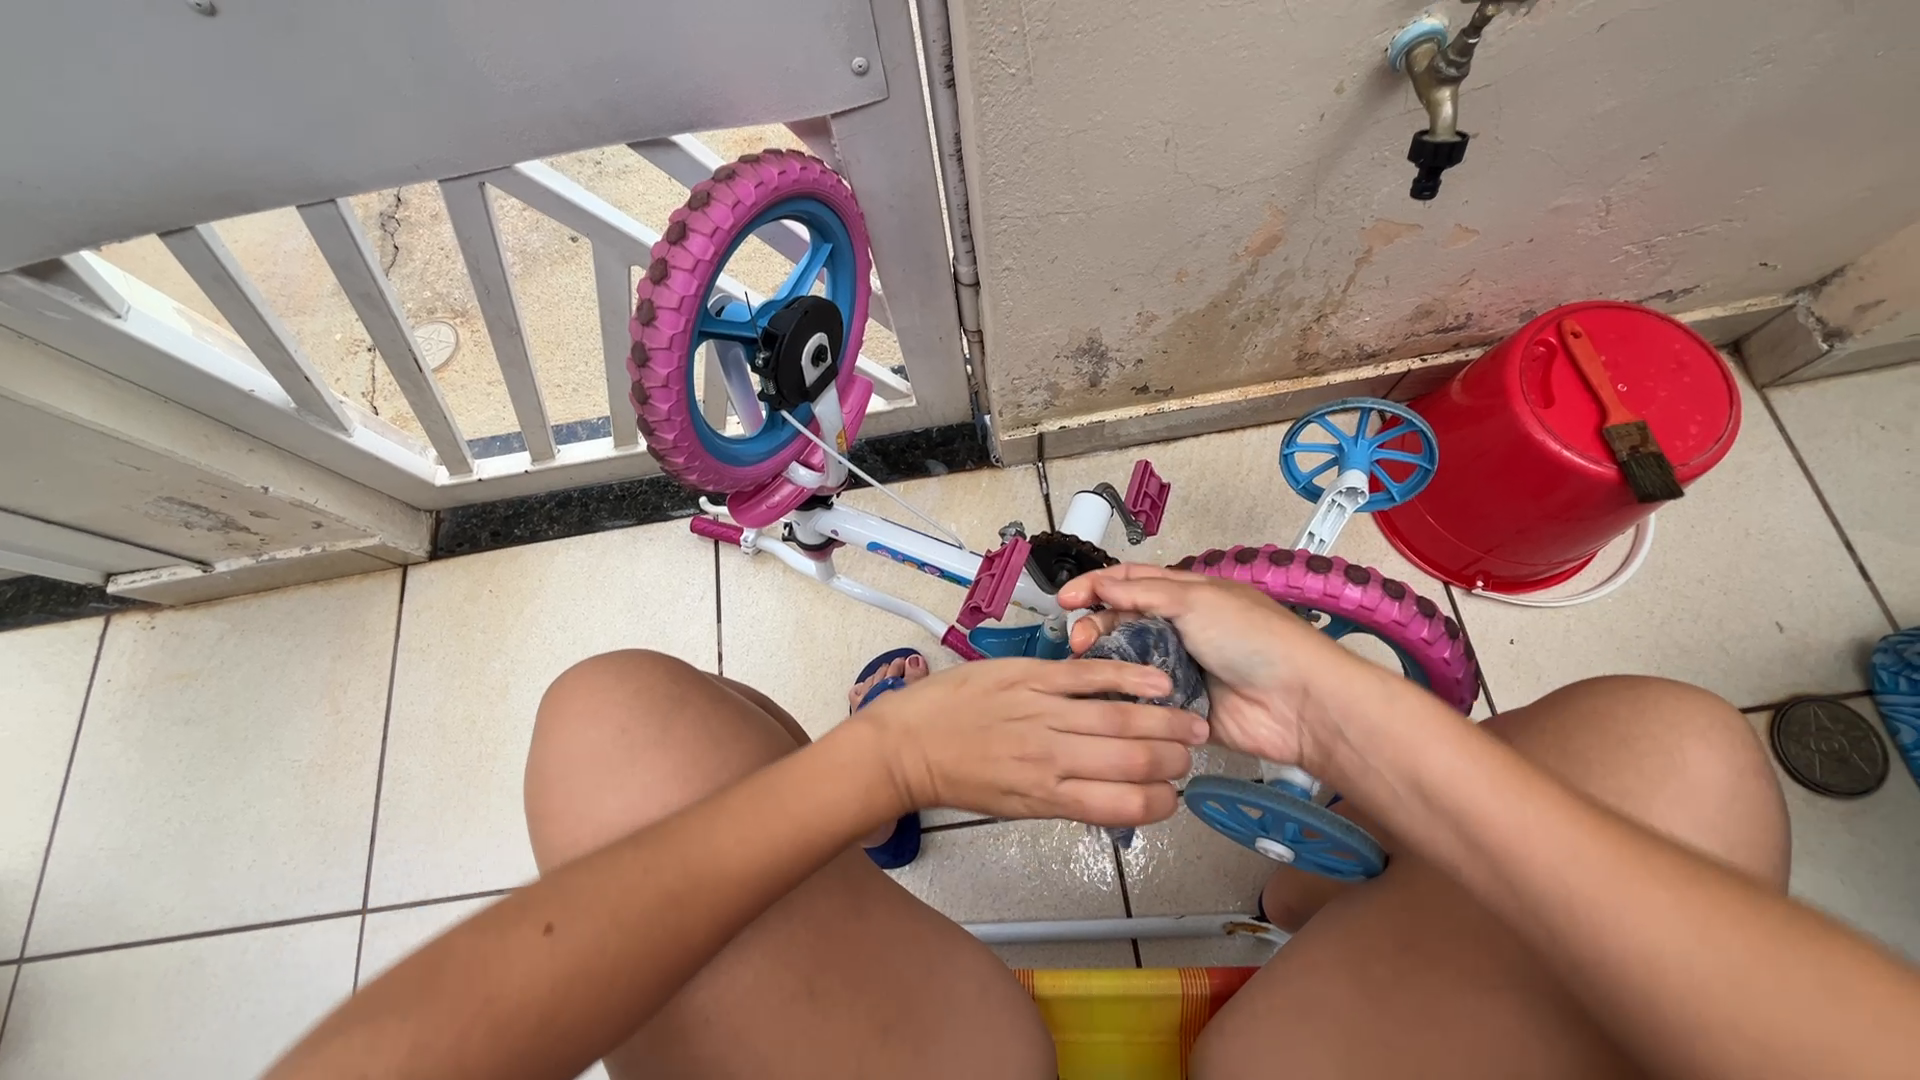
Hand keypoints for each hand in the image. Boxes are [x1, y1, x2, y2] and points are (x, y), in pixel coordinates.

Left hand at [849, 657, 1209, 826]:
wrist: (906, 746)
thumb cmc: (958, 780)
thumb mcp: (1013, 806)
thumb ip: (1064, 797)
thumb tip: (1111, 791)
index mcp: (1048, 796)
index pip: (1123, 805)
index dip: (1160, 802)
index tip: (1172, 795)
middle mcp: (1051, 757)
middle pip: (1132, 760)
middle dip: (1173, 760)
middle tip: (1192, 753)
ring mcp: (1041, 712)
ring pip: (1119, 718)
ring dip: (1165, 721)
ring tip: (1193, 723)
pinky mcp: (1030, 677)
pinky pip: (1088, 676)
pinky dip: (1128, 677)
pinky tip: (1159, 681)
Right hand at [1060, 564, 1371, 773]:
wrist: (1297, 703)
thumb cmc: (1251, 639)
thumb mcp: (1197, 601)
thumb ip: (1145, 592)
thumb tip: (1102, 584)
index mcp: (1187, 594)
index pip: (1131, 582)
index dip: (1096, 586)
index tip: (1065, 599)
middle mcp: (1179, 627)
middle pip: (1123, 621)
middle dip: (1096, 625)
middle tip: (1080, 642)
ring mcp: (1178, 667)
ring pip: (1128, 660)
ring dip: (1104, 660)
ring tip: (1087, 667)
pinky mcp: (1179, 704)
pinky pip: (1141, 696)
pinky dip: (1121, 693)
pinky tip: (1101, 696)